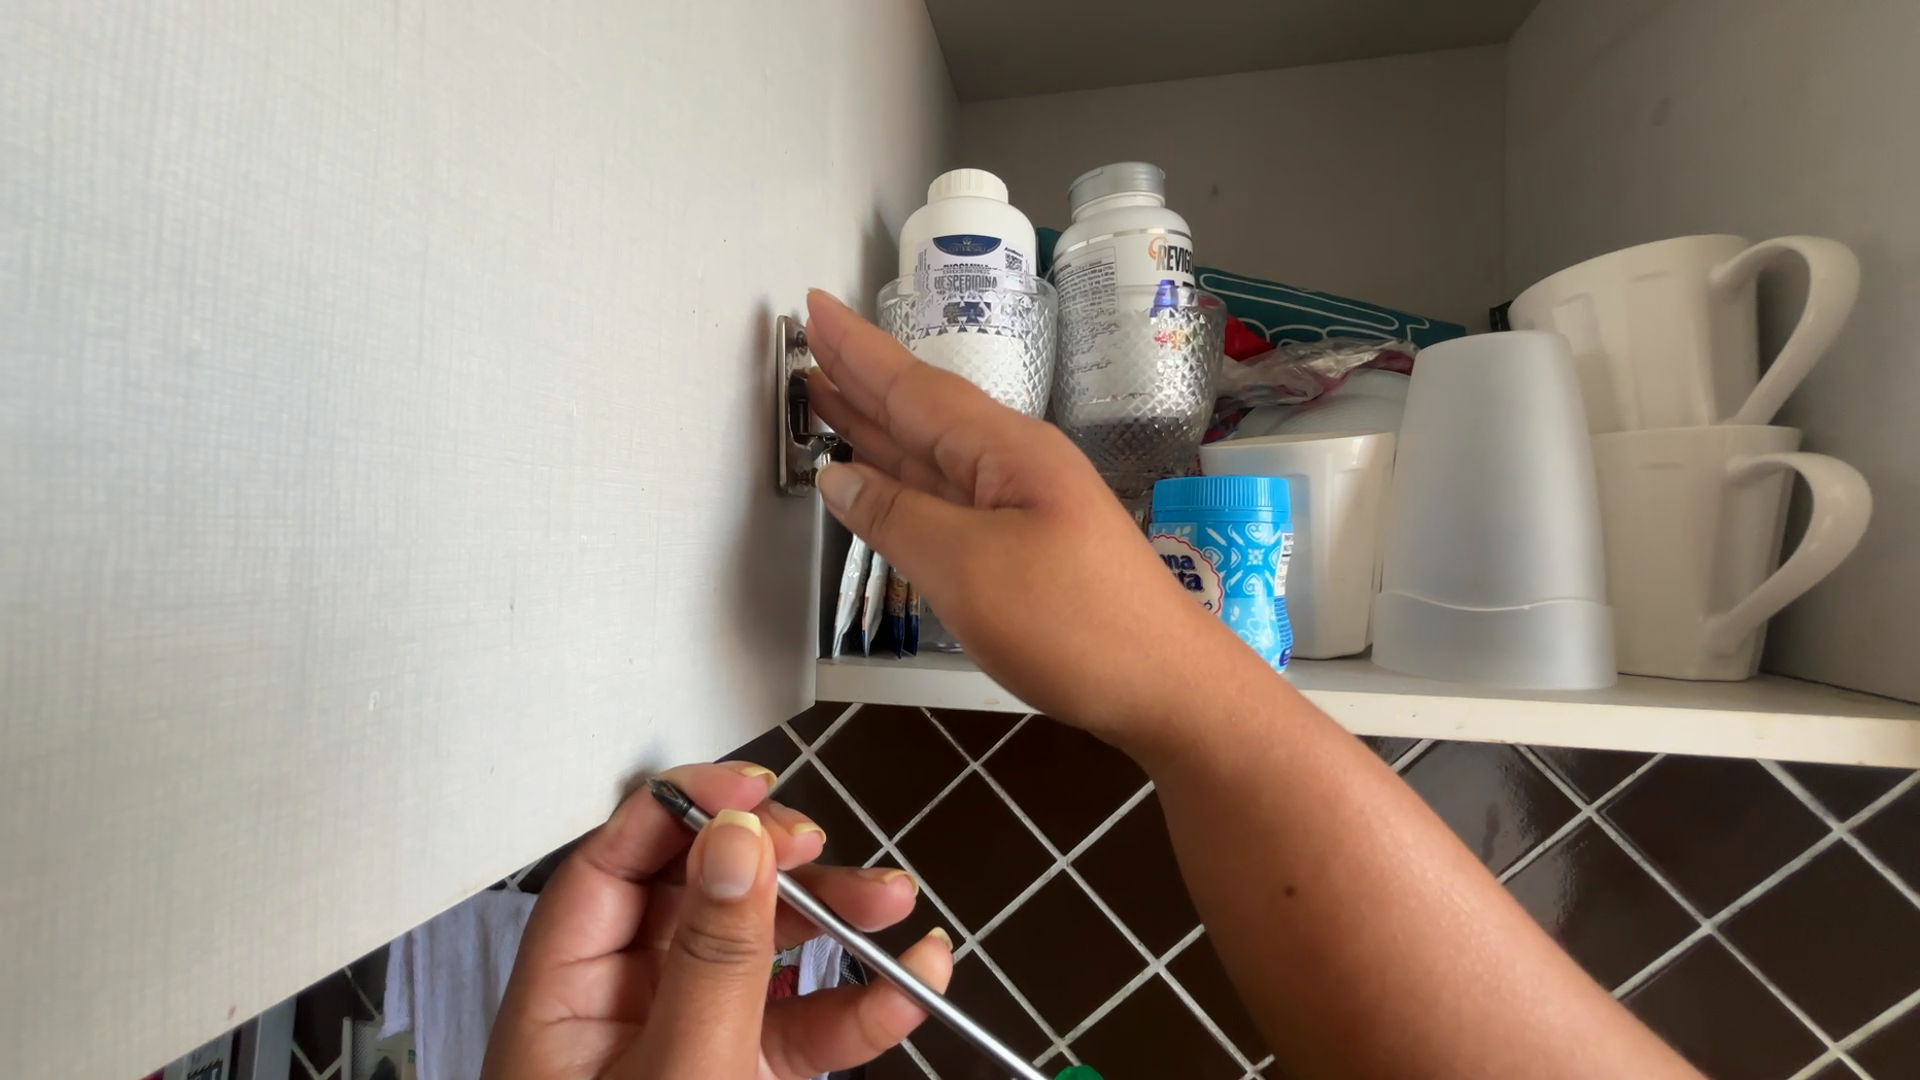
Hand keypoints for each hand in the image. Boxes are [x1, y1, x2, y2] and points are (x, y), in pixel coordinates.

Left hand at [483, 762, 951, 1079]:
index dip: (678, 810)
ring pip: (765, 946)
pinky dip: (862, 997)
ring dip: (837, 921)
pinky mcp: (749, 1072)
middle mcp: (629, 1011)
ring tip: (893, 902)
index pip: (613, 869)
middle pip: (701, 894)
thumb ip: (712, 956)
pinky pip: (807, 1015)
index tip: (748, 786)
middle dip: (775, 863)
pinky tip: (910, 979)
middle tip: (819, 846)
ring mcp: (696, 1041)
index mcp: (568, 1007)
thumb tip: (735, 838)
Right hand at [804, 290, 1263, 748]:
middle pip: (922, 413)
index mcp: (1005, 450)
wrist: (1162, 685)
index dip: (857, 350)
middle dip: (860, 381)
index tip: (814, 309)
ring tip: (825, 400)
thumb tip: (838, 479)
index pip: (914, 387)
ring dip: (876, 429)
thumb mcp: (969, 568)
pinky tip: (875, 478)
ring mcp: (1017, 506)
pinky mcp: (1019, 545)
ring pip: (931, 455)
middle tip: (807, 350)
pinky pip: (945, 499)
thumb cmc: (1073, 623)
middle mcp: (1011, 465)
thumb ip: (897, 518)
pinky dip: (902, 484)